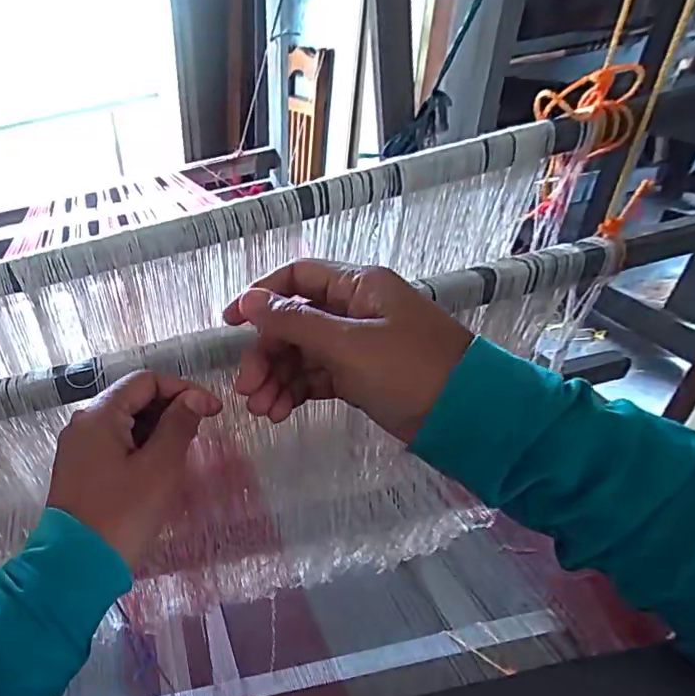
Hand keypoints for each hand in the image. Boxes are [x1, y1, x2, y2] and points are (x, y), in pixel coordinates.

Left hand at [45, 371, 222, 568]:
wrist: (77, 566)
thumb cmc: (123, 514)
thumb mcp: (159, 468)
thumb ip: (179, 425)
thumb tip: (194, 399)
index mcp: (98, 415)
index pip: (145, 381)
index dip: (183, 390)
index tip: (212, 411)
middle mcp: (82, 424)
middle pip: (132, 399)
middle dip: (169, 410)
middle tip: (198, 434)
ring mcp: (77, 448)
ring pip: (123, 423)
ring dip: (156, 430)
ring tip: (181, 454)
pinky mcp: (79, 470)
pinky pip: (113, 445)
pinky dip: (138, 448)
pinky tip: (157, 470)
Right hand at [220, 259, 473, 443]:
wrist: (466, 416)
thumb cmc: (410, 369)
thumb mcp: (348, 344)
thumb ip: (295, 322)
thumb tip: (249, 301)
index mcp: (357, 287)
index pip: (296, 278)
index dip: (259, 297)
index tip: (228, 323)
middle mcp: (352, 311)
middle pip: (291, 324)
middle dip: (265, 356)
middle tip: (246, 389)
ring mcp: (354, 345)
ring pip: (300, 355)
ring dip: (276, 380)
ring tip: (263, 410)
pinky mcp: (356, 375)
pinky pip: (314, 378)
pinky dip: (295, 392)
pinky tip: (280, 412)